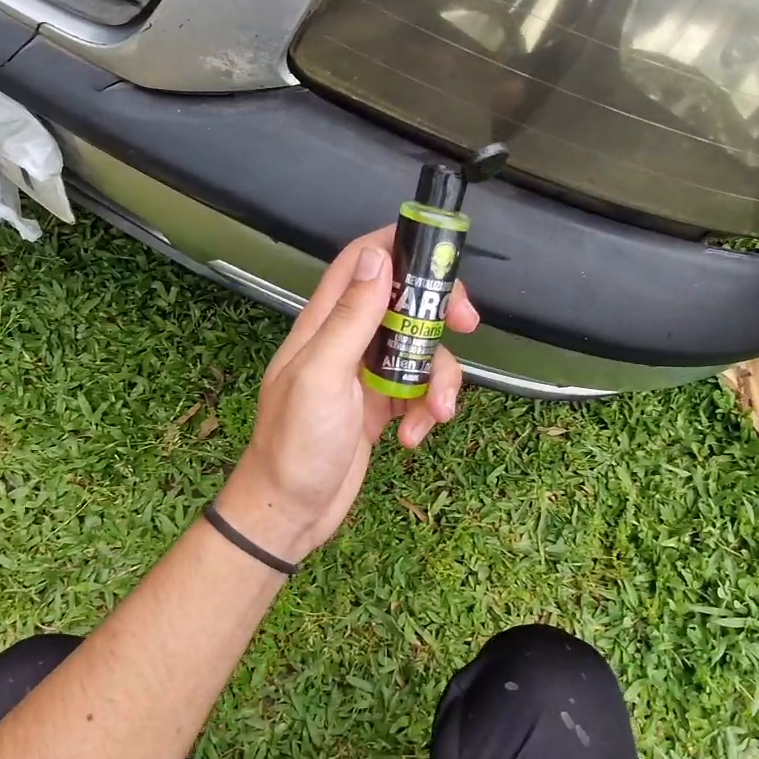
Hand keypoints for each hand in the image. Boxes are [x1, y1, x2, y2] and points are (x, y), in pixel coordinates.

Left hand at [215, 227, 479, 562]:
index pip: (363, 262)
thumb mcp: (322, 374)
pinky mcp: (382, 407)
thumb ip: (351, 316)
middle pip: (406, 303)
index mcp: (325, 322)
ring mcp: (366, 375)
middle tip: (467, 325)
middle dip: (440, 313)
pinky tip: (412, 438)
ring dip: (440, 380)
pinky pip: (419, 393)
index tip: (442, 258)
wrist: (290, 511)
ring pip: (421, 353)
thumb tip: (378, 256)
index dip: (401, 247)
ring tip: (436, 414)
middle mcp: (348, 341)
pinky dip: (426, 412)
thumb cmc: (296, 443)